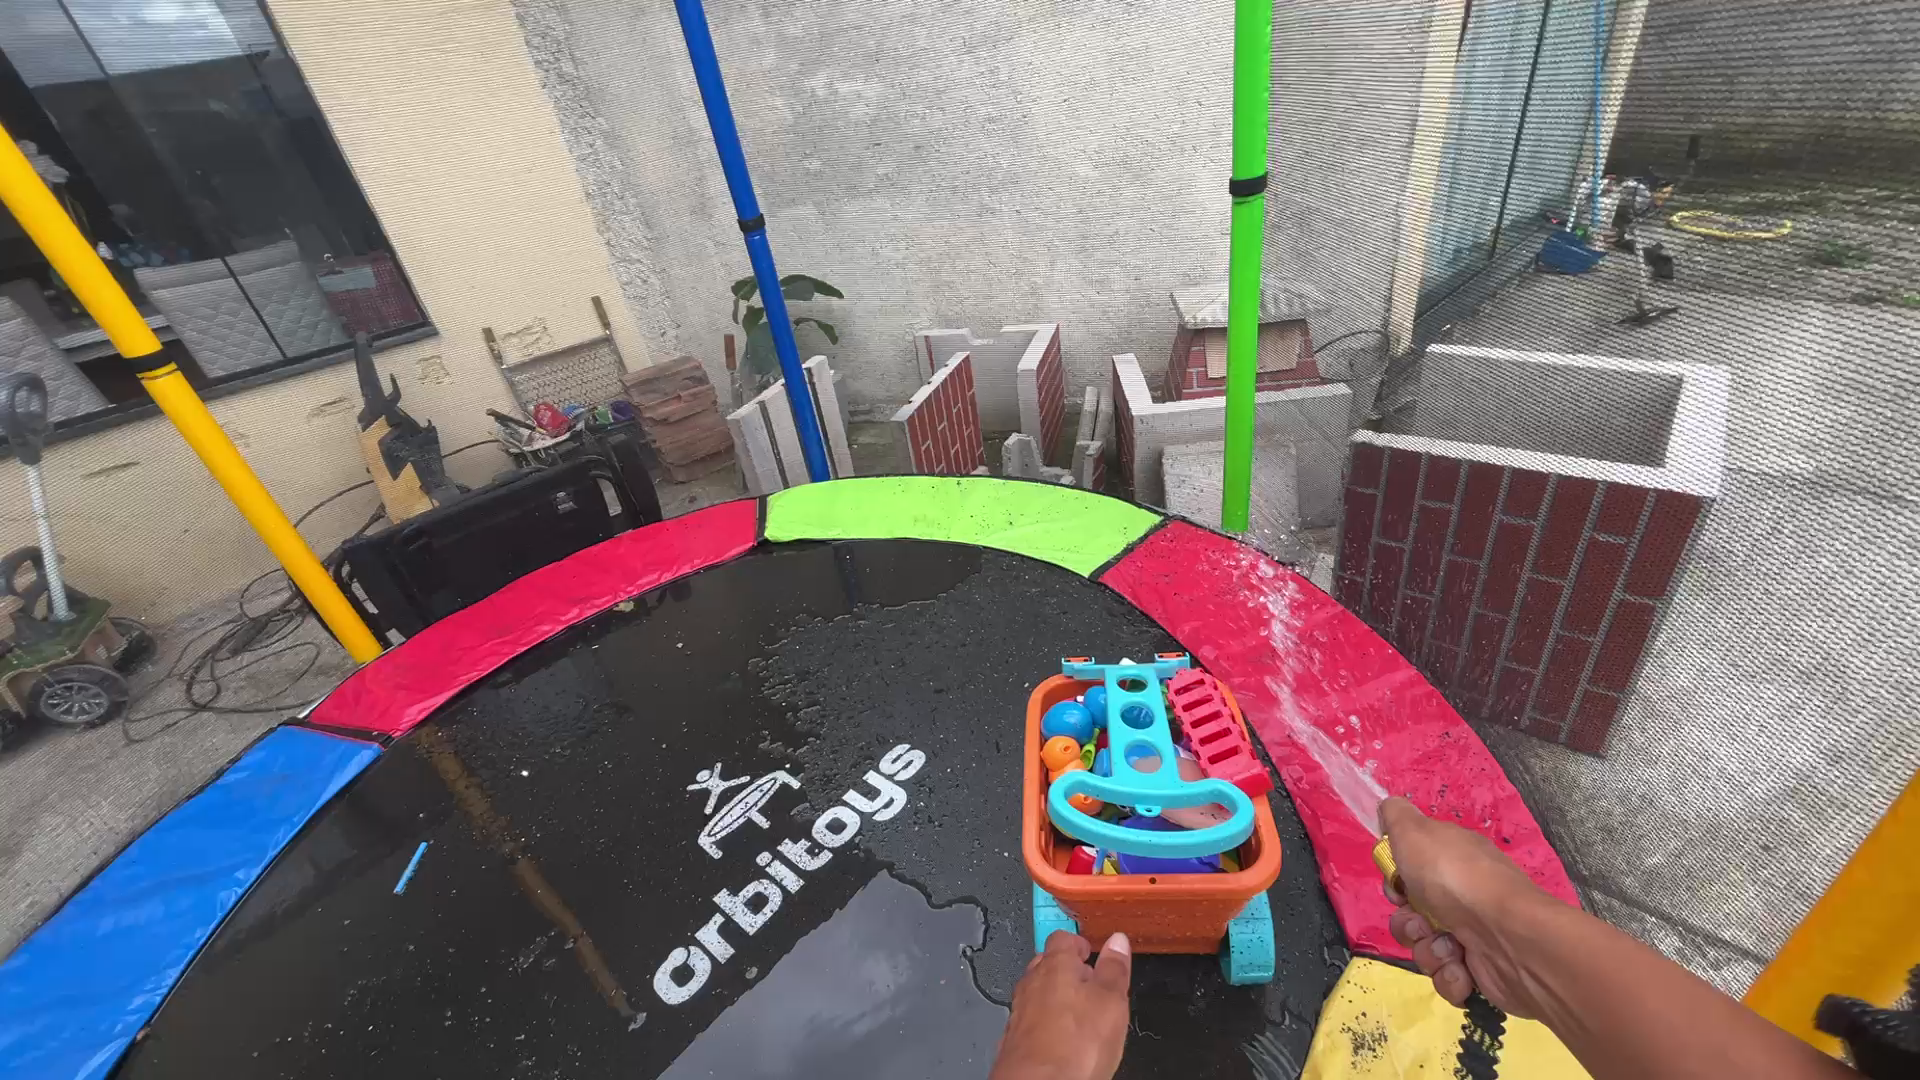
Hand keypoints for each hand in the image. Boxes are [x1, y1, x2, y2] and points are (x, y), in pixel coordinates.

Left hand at [989, 931, 1131, 1079]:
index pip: (1063, 938)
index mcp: (1056, 964)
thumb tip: (1118, 941)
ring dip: (1055, 996)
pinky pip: (1031, 1018)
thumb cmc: (1073, 1046)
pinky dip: (1045, 1021)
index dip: (1079, 943)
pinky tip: (1059, 1036)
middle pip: (1048, 963)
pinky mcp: (1016, 1036)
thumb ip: (1115, 968)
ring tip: (1076, 1011)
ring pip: (1038, 991)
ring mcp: (1021, 1009)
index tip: (1090, 951)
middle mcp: (1033, 981)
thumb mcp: (1111, 1001)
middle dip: (1067, 970)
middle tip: (1087, 981)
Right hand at [1378, 796, 1554, 1018]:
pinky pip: (1447, 977)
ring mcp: (1474, 937)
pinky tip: (1461, 967)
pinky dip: (1449, 975)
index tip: (1397, 884)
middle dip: (1406, 921)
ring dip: (1427, 949)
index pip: (1410, 871)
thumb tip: (1387, 809)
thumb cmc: (1454, 877)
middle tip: (1419, 920)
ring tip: (1448, 948)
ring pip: (1424, 947)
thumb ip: (1395, 815)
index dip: (1396, 880)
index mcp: (1451, 861)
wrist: (1510, 938)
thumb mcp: (1413, 830)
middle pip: (1410, 913)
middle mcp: (1462, 896)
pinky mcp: (1482, 973)